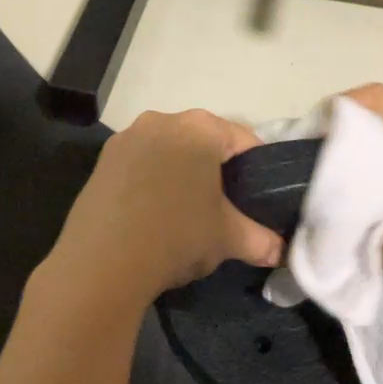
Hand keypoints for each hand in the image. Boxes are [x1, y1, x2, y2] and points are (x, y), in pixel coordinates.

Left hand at [38, 109, 285, 310]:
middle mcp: (162, 120)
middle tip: (225, 210)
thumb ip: (262, 240)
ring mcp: (127, 138)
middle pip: (203, 143)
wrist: (101, 263)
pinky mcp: (102, 161)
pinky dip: (151, 183)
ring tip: (186, 215)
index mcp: (200, 128)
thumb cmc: (176, 236)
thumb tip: (280, 252)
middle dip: (216, 171)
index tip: (257, 200)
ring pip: (169, 152)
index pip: (243, 141)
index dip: (257, 171)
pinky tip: (152, 216)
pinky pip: (140, 166)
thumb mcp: (229, 239)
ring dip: (181, 175)